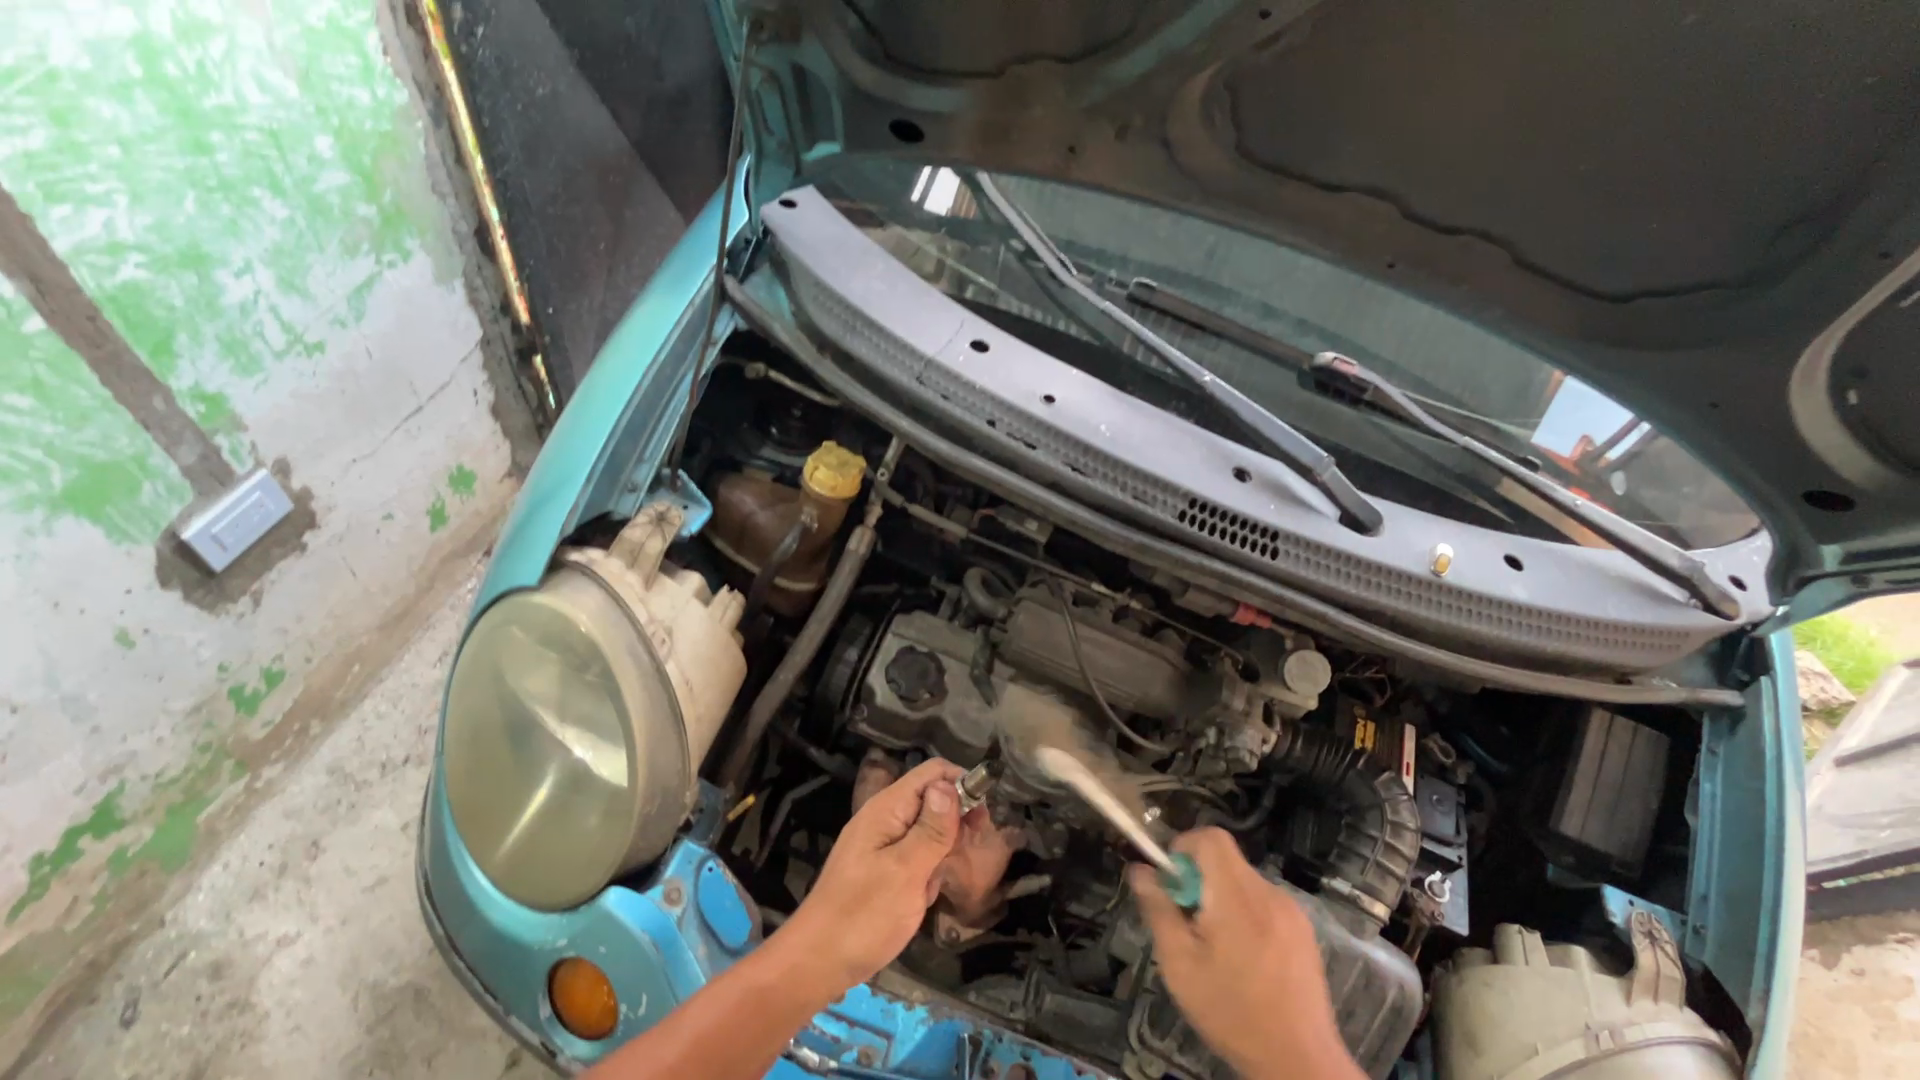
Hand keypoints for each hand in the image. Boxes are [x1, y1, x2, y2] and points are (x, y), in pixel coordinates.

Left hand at [782, 757, 964, 993]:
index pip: (932, 772)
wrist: (817, 962)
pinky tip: (922, 898)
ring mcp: (882, 845)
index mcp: (887, 809)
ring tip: (933, 885)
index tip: (983, 818)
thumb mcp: (906, 872)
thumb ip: (932, 829)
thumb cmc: (863, 916)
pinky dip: (927, 874)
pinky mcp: (883, 869)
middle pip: (933, 799)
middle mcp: (884, 819)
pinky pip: (917, 858)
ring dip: (941, 854)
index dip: (962, 784)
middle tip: (965, 855)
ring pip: (928, 831)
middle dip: (955, 824)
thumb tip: (949, 784)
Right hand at [1129, 828, 1364, 1079]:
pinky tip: (1244, 960)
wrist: (1299, 1060)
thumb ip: (1158, 910)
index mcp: (1237, 895)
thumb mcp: (1180, 964)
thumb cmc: (1231, 1011)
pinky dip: (1245, 916)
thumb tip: (1139, 869)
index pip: (1211, 837)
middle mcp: (1269, 893)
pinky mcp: (1304, 931)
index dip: (1184, 847)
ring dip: (1221, 900)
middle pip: (1226, 861)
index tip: (1171, 883)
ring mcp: (1292, 912)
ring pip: (1244, 884)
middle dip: (1199, 881)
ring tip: (1215, 950)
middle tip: (1187, 925)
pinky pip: (1265, 904)